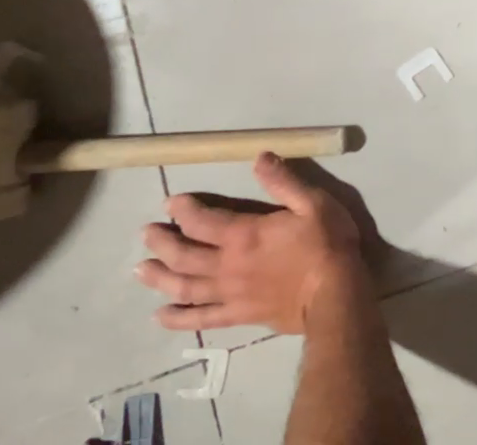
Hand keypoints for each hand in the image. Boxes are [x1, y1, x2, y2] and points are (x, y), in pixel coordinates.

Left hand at [135, 152, 364, 333]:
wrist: (336, 294)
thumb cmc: (327, 244)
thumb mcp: (314, 203)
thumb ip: (284, 182)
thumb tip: (259, 157)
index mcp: (244, 235)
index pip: (202, 221)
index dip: (183, 210)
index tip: (170, 203)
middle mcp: (227, 265)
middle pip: (184, 254)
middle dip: (162, 241)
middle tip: (146, 233)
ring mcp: (229, 294)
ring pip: (183, 286)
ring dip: (159, 277)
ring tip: (140, 270)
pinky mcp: (237, 315)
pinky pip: (200, 319)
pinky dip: (178, 319)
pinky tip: (161, 316)